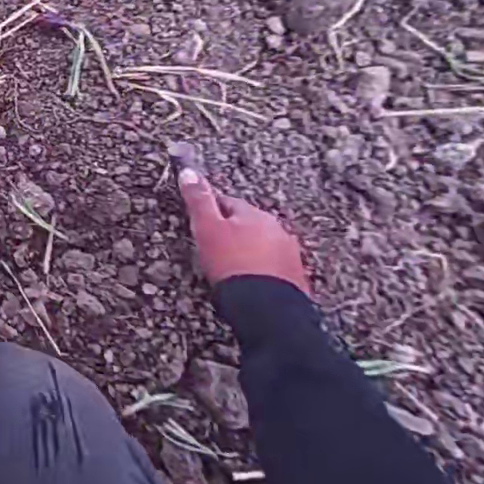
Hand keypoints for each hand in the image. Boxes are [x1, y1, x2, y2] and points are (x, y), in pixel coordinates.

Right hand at [179, 167, 310, 296]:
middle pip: (246, 224)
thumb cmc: (233, 266)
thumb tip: (188, 171)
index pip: (227, 203)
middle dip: (231, 233)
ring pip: (261, 246)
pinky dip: (260, 271)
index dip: (210, 213)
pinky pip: (272, 268)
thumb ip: (198, 199)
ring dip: (248, 252)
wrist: (266, 311)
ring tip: (229, 269)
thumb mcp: (207, 228)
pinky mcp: (295, 280)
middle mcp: (277, 230)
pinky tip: (247, 282)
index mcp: (255, 215)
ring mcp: (289, 256)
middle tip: (212, 249)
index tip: (200, 225)